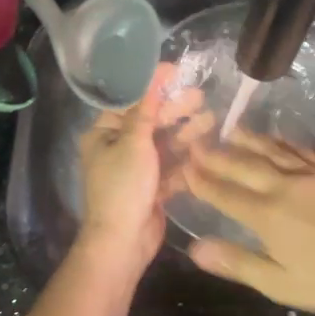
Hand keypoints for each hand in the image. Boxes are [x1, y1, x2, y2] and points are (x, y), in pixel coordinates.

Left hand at [76, 63, 202, 264]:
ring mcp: (137, 169)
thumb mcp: (134, 141)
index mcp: (104, 134)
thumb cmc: (123, 186)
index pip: (130, 102)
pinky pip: (172, 166)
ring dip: (186, 132)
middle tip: (200, 96)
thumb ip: (147, 108)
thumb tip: (155, 73)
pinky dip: (187, 157)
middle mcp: (118, 148)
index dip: (153, 86)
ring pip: (165, 143)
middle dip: (175, 110)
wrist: (123, 243)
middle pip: (151, 121)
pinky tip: (207, 145)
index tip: (177, 72)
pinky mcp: (153, 187)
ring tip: (210, 118)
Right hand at [184, 129, 314, 315]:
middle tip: (197, 140)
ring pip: (271, 150)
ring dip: (248, 139)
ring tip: (229, 128)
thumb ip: (236, 263)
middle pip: (244, 165)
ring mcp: (309, 176)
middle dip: (218, 154)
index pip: (225, 193)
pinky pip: (299, 150)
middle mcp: (283, 187)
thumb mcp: (277, 283)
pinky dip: (282, 141)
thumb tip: (195, 248)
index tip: (184, 165)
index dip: (202, 180)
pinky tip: (275, 138)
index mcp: (266, 215)